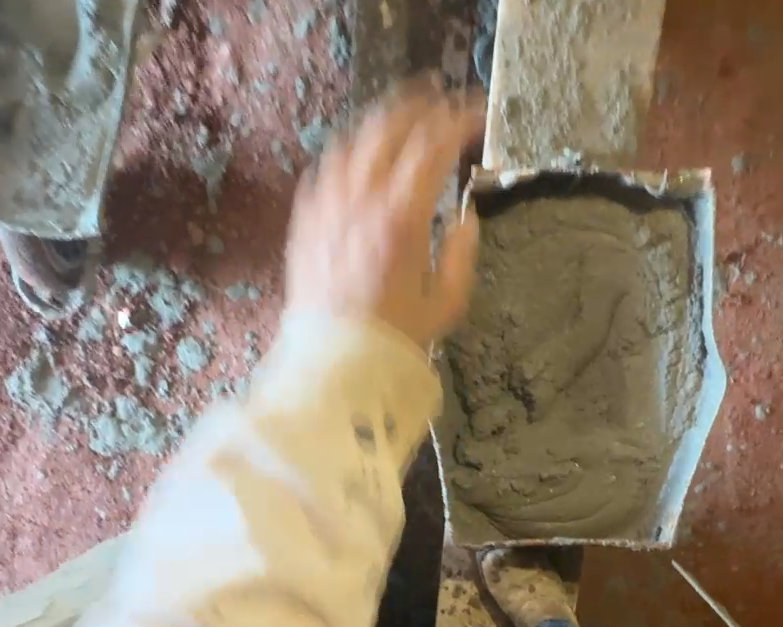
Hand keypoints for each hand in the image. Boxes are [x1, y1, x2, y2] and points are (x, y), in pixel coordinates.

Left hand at [284, 83, 485, 349]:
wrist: (336, 367)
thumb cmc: (394, 342)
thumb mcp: (446, 305)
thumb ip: (462, 255)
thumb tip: (466, 217)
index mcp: (401, 219)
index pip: (434, 145)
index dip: (459, 120)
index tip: (477, 115)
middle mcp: (360, 202)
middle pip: (390, 128)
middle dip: (420, 107)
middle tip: (440, 103)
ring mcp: (327, 209)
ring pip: (353, 142)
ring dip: (381, 123)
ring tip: (401, 120)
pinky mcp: (305, 224)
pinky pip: (324, 171)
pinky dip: (347, 154)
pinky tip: (358, 159)